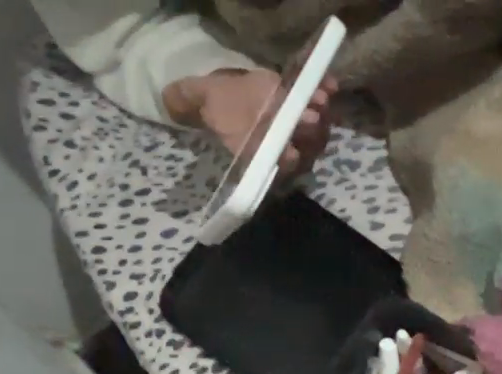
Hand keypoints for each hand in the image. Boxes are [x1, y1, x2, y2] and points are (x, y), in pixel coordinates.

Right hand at [162, 69, 335, 170]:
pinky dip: (327, 98)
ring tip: (321, 95)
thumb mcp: (200, 98)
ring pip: (318, 132)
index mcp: (259, 151)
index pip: (276, 161)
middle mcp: (282, 147)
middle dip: (308, 133)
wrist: (234, 95)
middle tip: (312, 117)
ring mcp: (300, 134)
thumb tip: (171, 100)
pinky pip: (325, 111)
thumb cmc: (217, 102)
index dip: (285, 160)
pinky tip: (329, 83)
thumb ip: (188, 100)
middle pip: (303, 147)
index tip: (292, 155)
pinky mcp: (311, 114)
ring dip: (323, 114)